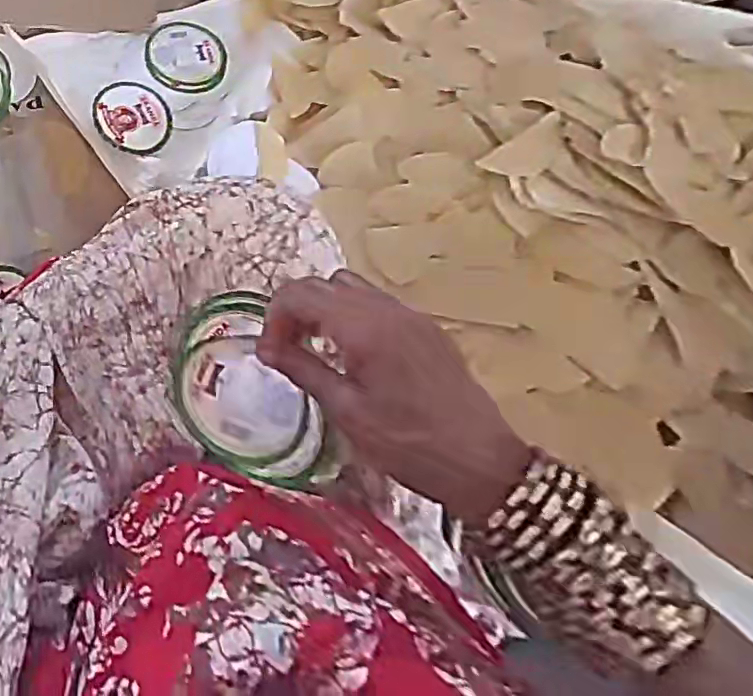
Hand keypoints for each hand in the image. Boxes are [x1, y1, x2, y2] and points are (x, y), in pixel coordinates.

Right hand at [258, 272, 531, 523]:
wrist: (485, 467)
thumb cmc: (410, 445)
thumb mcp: (346, 411)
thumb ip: (303, 370)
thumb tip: (267, 350)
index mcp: (363, 328)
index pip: (299, 294)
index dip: (274, 318)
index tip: (269, 353)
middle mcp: (385, 309)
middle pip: (321, 284)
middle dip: (293, 309)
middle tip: (285, 348)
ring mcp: (409, 315)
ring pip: (348, 286)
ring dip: (321, 307)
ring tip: (316, 346)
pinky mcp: (425, 327)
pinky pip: (374, 302)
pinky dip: (349, 313)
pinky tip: (351, 352)